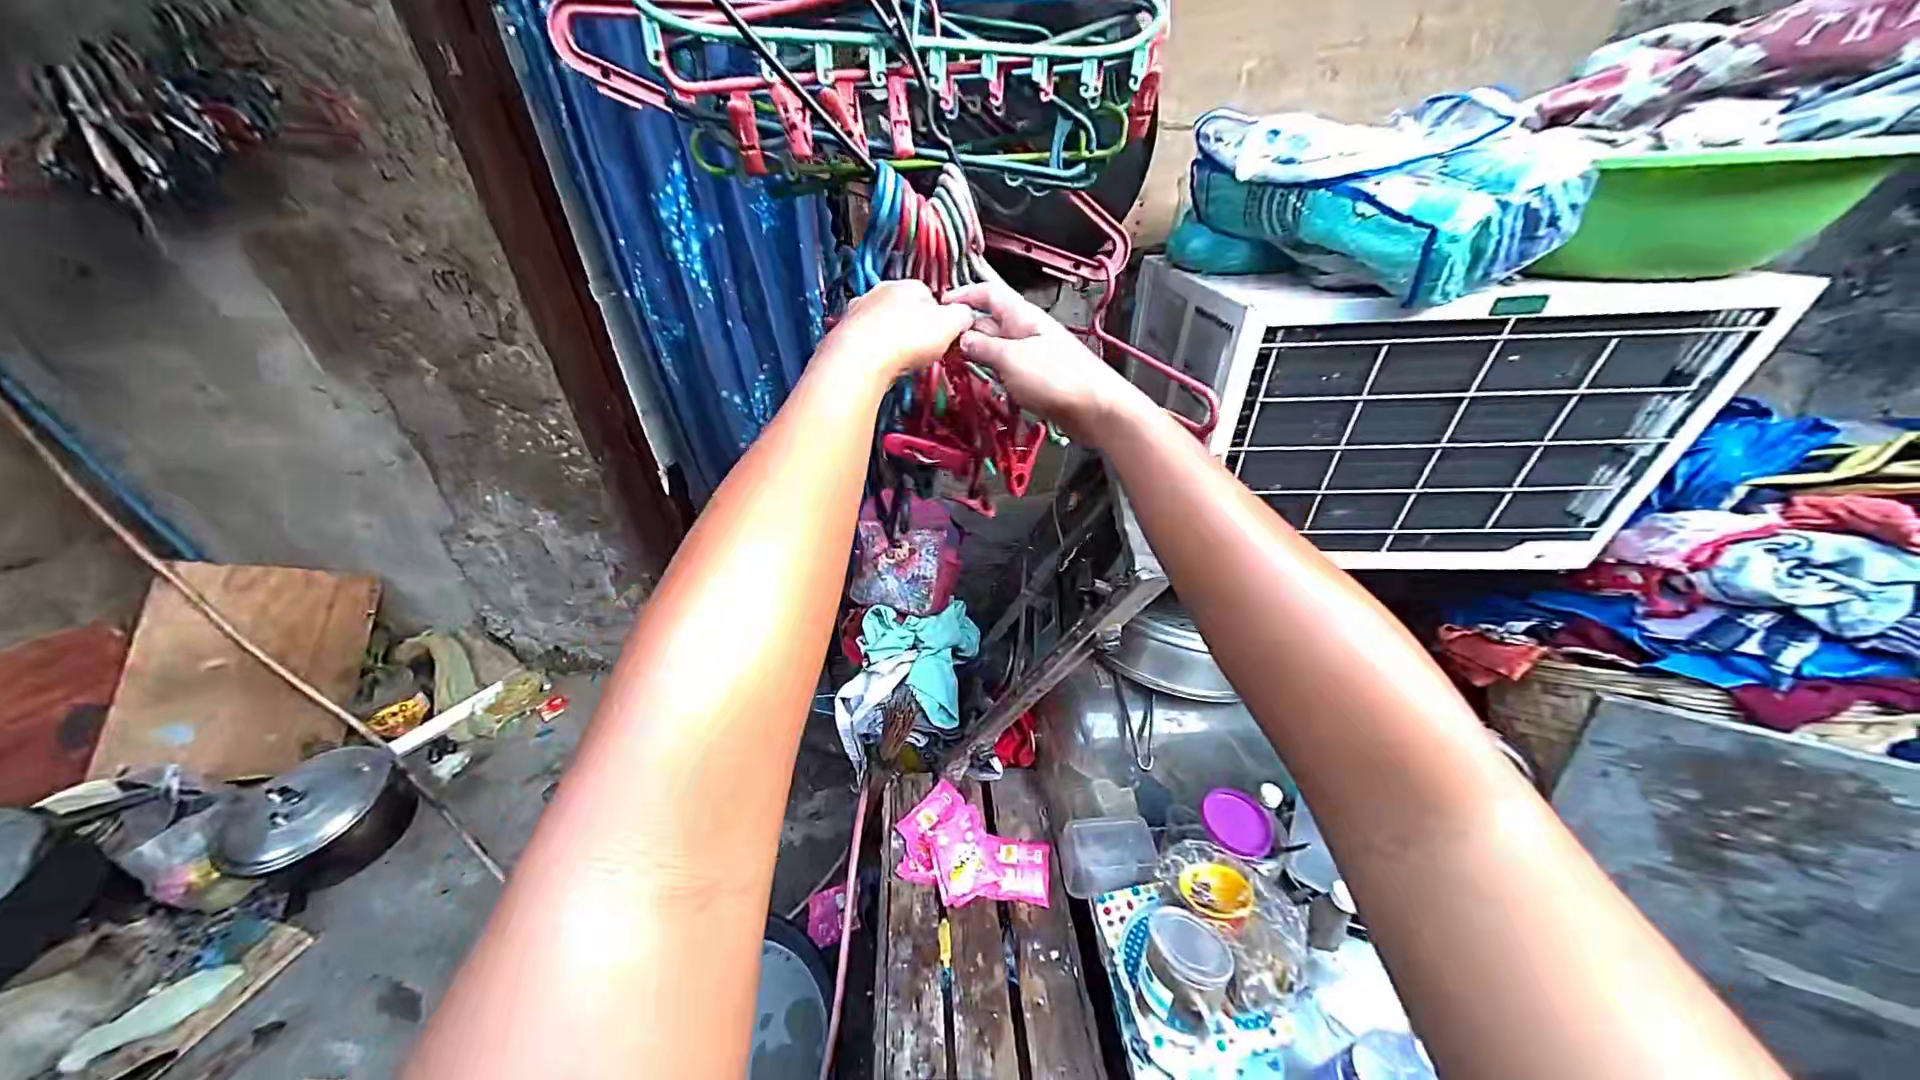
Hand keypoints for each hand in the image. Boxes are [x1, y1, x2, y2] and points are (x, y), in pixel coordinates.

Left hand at [818, 280, 974, 380]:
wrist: (861, 358)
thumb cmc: (907, 338)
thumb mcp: (951, 325)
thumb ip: (963, 316)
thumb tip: (966, 315)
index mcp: (909, 285)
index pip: (931, 297)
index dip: (940, 319)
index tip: (943, 338)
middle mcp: (881, 292)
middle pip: (904, 309)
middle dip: (914, 328)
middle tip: (923, 351)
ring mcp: (860, 311)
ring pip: (883, 324)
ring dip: (892, 339)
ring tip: (901, 361)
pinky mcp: (844, 333)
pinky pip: (865, 341)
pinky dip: (873, 351)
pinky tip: (880, 364)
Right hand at [943, 281, 1151, 442]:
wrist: (1096, 409)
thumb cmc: (1059, 379)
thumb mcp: (1012, 359)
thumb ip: (984, 347)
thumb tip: (962, 338)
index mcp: (1022, 316)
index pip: (988, 293)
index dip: (963, 294)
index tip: (941, 306)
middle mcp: (1027, 330)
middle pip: (989, 321)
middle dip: (966, 330)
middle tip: (942, 345)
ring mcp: (1032, 354)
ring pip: (996, 347)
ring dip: (977, 354)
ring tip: (957, 365)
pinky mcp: (1037, 377)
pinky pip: (1008, 368)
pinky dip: (993, 373)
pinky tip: (985, 384)